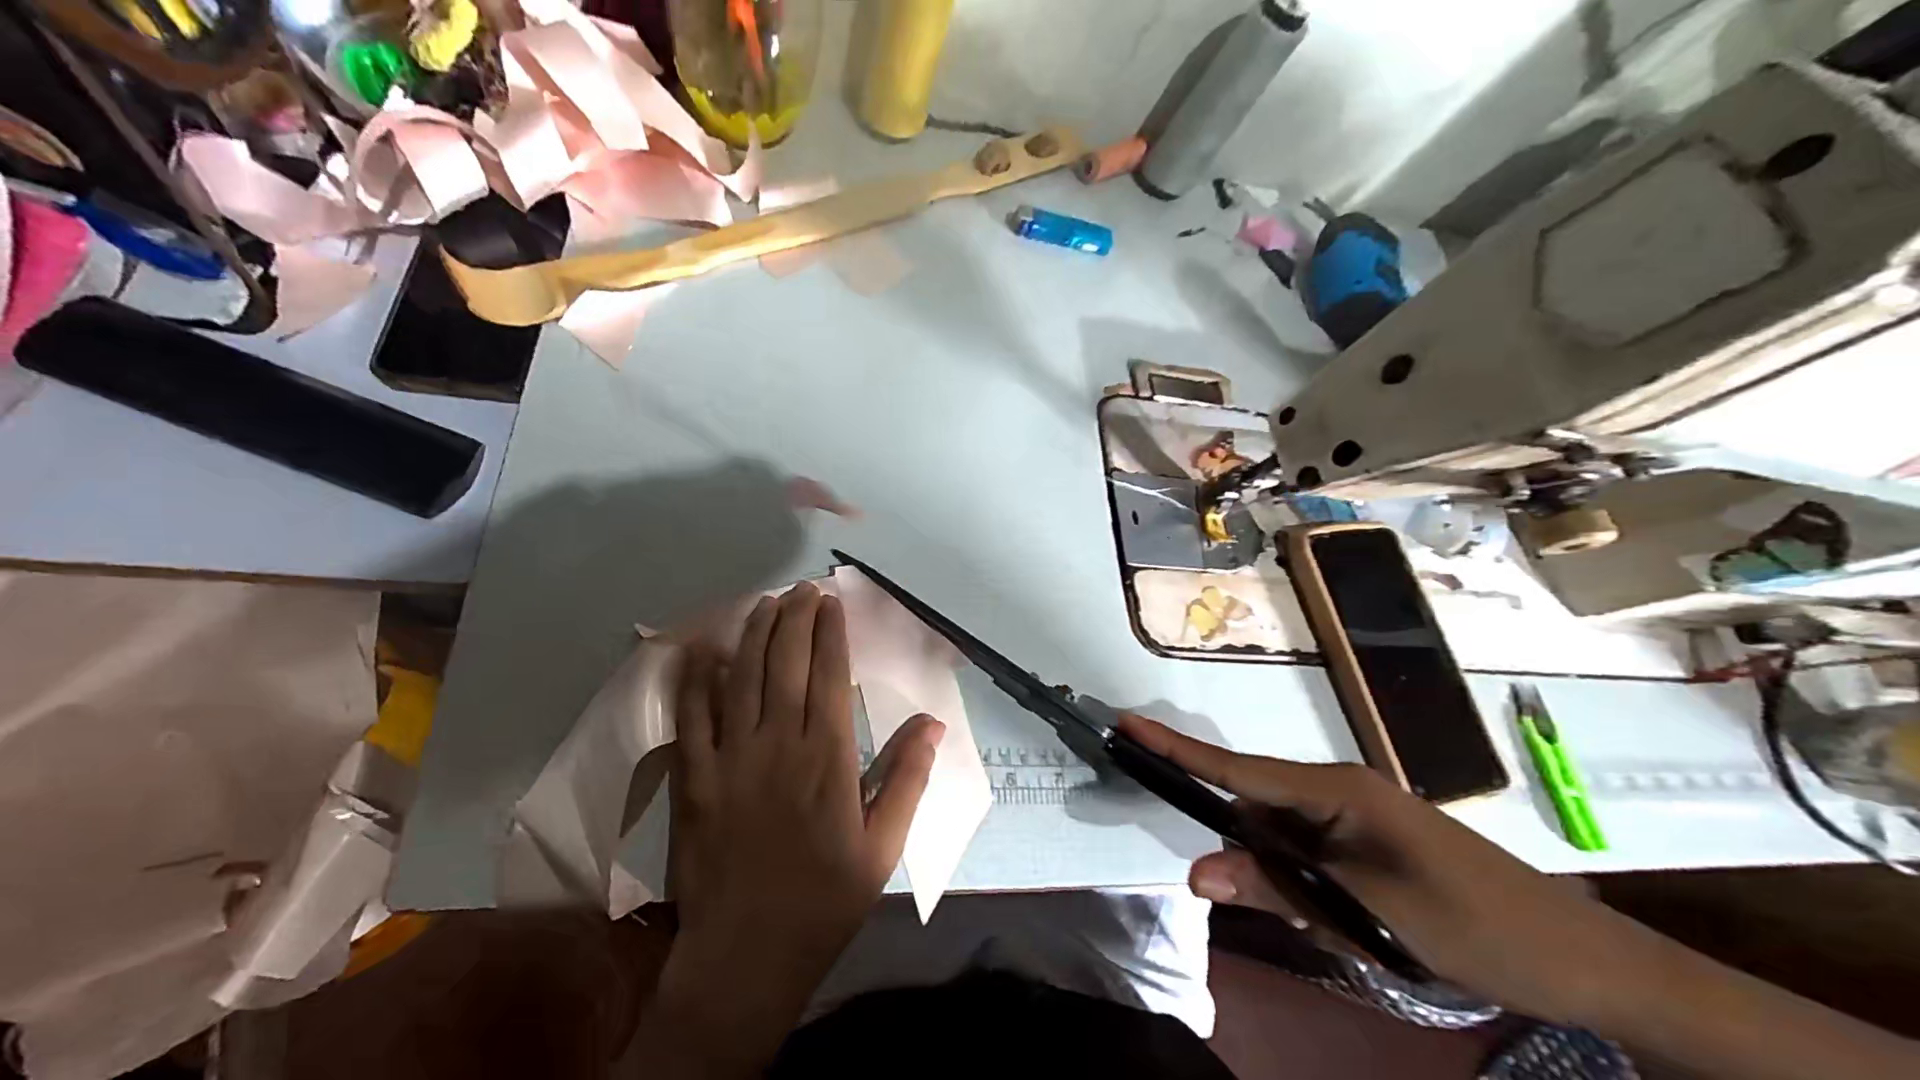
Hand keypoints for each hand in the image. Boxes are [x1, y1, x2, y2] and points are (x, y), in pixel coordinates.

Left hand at [670, 582, 940, 977]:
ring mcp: (730, 758)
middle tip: (802, 589)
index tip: (831, 602)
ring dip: (755, 634)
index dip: (830, 633)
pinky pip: (692, 716)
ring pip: (743, 677)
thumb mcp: (883, 845)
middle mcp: (778, 744)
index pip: (830, 676)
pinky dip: (697, 678)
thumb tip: (933, 722)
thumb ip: (907, 778)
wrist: (747, 953)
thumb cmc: (825, 897)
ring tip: (766, 603)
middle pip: (786, 664)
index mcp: (827, 757)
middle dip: (796, 618)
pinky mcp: (694, 778)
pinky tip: (706, 649)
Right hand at [1118, 713, 1657, 1023]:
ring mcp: (1351, 816)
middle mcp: (1336, 791)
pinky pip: (1306, 855)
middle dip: (1241, 849)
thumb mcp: (1367, 912)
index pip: (1237, 768)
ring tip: (1335, 925)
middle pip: (1254, 808)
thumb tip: (1195, 870)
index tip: (1127, 722)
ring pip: (1280, 838)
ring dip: (1280, 878)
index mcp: (1335, 789)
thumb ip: (1277, 886)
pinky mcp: (1363, 842)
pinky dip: (1303, 886)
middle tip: (1257, 896)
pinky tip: (1339, 920)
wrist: (1576, 957)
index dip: (1178, 749)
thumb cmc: (1472, 922)